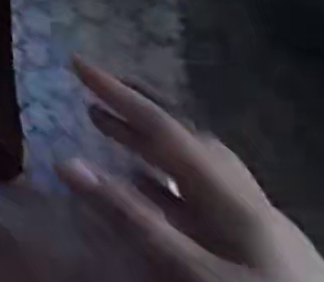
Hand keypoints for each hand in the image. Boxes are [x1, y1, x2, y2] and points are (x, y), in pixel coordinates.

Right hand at [59, 57, 323, 281]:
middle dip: (138, 110)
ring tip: (105, 125)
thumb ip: (132, 217)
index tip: (78, 62)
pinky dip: (163, 179)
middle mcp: (248, 202)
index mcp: (235, 198)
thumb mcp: (192, 268)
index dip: (119, 93)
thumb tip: (65, 162)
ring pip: (197, 167)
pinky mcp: (259, 250)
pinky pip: (201, 198)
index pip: (167, 130)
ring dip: (149, 142)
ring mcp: (259, 228)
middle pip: (190, 141)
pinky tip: (140, 182)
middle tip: (94, 89)